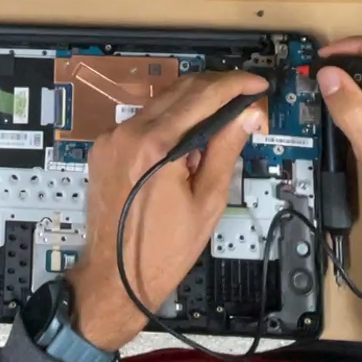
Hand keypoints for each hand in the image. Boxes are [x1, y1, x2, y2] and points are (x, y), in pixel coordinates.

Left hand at [65, 71, 268, 349]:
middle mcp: (128, 133)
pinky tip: (186, 140)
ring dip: (193, 103)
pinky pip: (142, 121)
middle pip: (180, 91)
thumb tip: (247, 115)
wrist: (114, 276)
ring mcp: (111, 138)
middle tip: (246, 98)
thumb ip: (226, 149)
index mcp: (155, 145)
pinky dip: (168, 121)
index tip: (256, 85)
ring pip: (160, 103)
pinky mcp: (104, 147)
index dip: (234, 85)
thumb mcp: (207, 200)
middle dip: (216, 88)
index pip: (202, 96)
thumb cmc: (162, 249)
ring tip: (222, 121)